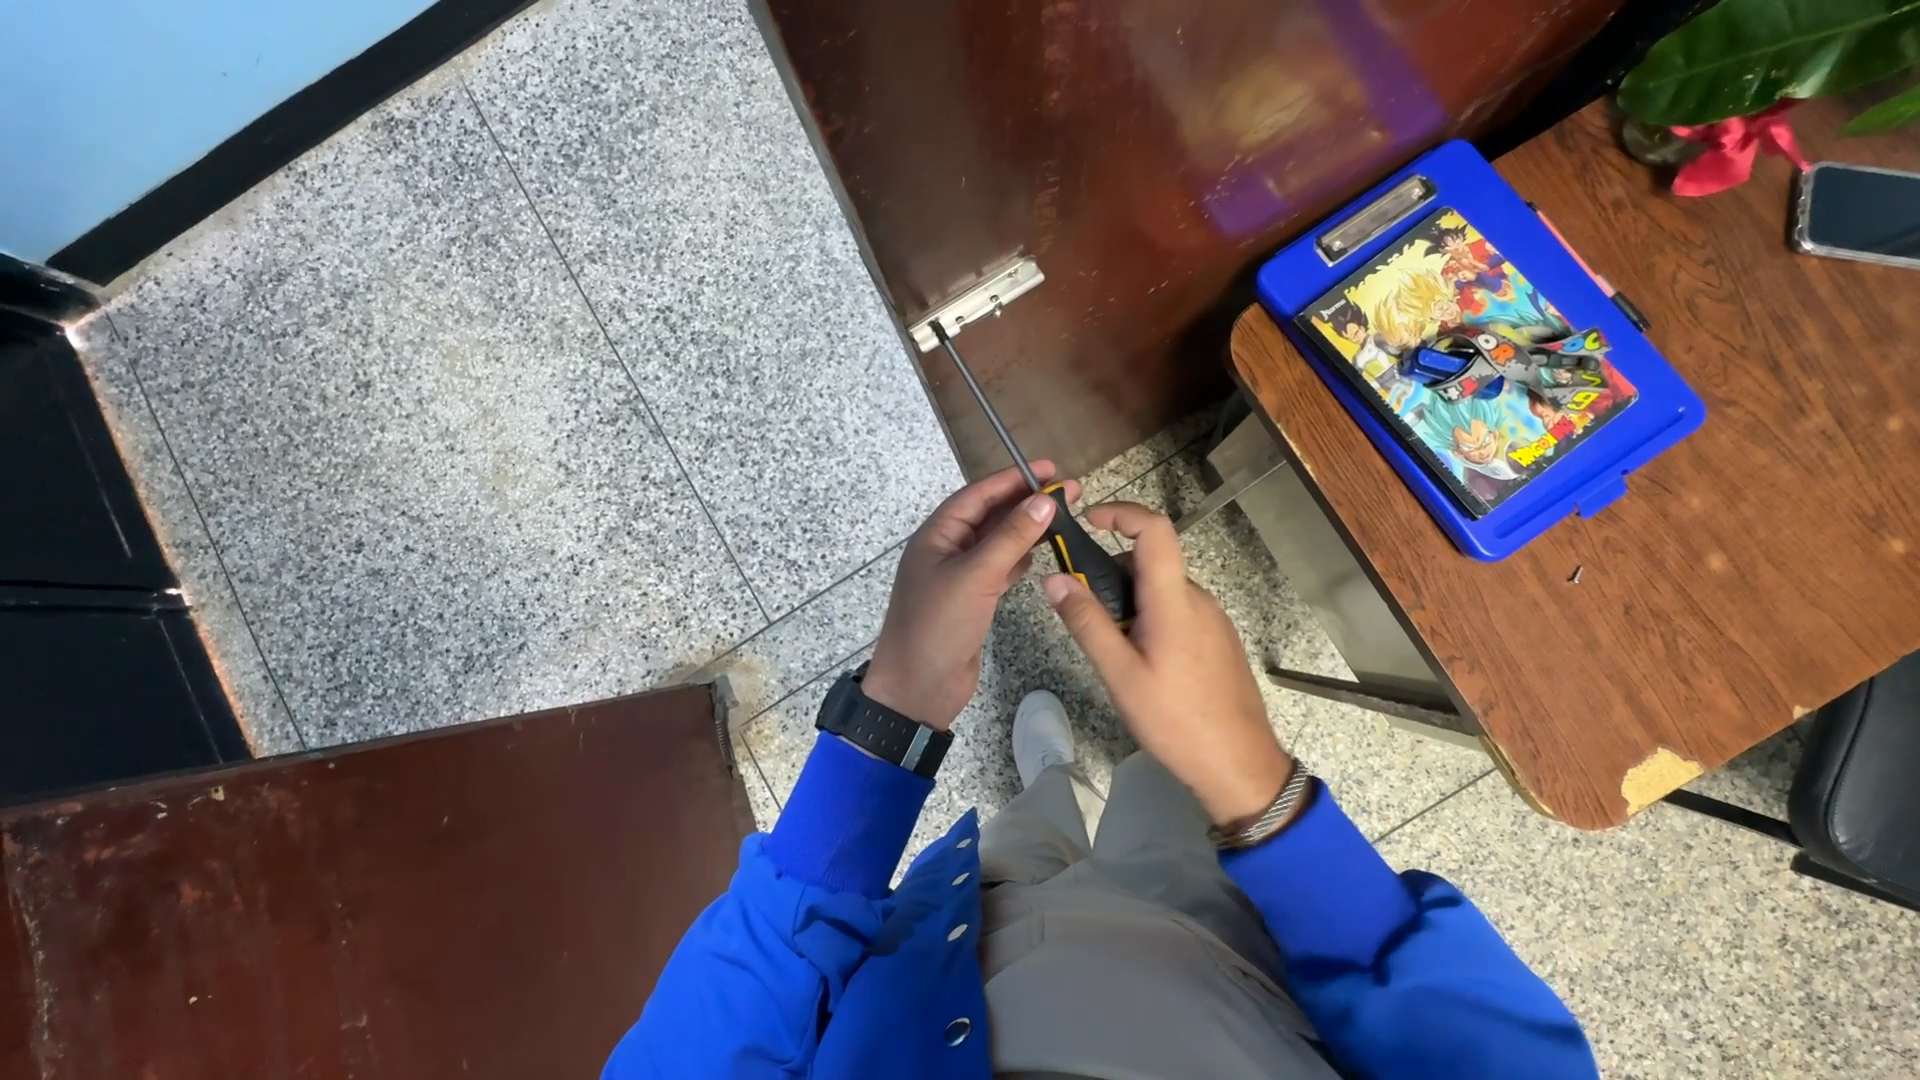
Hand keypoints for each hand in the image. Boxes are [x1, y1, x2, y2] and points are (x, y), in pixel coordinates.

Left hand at [864, 463, 1077, 731]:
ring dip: (1026, 531)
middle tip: (1070, 491)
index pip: (978, 495)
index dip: (1013, 479)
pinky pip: (999, 569)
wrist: (918, 689)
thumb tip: (1045, 501)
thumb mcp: (975, 576)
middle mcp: (947, 550)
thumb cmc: (938, 626)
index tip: (1050, 468)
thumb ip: (1010, 538)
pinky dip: (1019, 560)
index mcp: (937, 535)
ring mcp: (959, 577)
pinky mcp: (972, 601)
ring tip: (1064, 518)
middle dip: (1025, 503)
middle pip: (990, 516)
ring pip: (997, 543)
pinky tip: (1042, 554)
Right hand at [1041, 503, 1293, 828]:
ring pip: (1162, 589)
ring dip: (1130, 600)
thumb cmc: (1175, 720)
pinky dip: (1151, 617)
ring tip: (1112, 649)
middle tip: (1084, 613)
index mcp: (1174, 600)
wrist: (1239, 765)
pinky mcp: (1219, 639)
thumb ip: (1086, 622)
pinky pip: (1178, 610)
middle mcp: (1197, 598)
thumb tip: (1054, 579)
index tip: (1087, 519)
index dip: (1120, 512)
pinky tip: (1142, 662)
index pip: (1154, 529)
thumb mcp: (1119, 674)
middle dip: (1111, 573)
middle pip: (1151, 562)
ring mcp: (1213, 619)